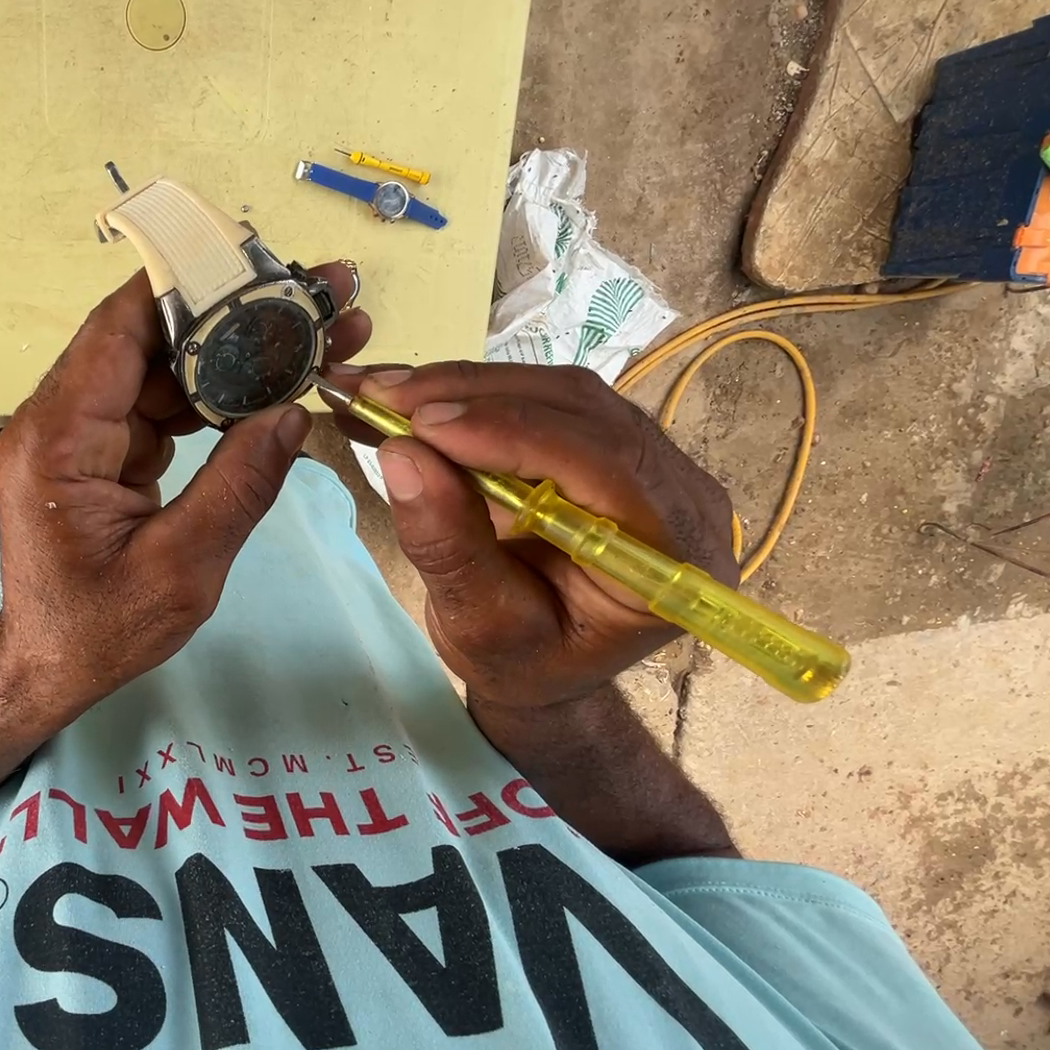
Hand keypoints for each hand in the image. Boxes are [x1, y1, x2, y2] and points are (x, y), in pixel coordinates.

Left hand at [0, 264, 370, 705]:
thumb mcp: (181, 570)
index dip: (190, 284)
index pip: (119, 330)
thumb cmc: (99, 631)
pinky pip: (160, 406)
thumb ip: (237, 488)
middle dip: (234, 315)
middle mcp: (59, 421)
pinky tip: (270, 386)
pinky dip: (213, 397)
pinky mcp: (99, 452)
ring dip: (232, 355)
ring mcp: (79, 435)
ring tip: (315, 334)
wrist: (47, 668)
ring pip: (160, 370)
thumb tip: (292, 414)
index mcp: (59, 440)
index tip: (262, 254)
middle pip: (148, 341)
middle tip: (319, 294)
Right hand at [329, 362, 735, 710]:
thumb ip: (449, 547)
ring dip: (456, 387)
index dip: (511, 433)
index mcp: (669, 556)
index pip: (603, 464)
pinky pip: (533, 398)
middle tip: (379, 395)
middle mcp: (673, 491)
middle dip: (469, 397)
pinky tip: (402, 395)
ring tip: (376, 391)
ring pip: (551, 392)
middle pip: (577, 410)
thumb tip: (402, 456)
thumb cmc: (522, 663)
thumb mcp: (480, 625)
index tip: (421, 424)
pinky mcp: (596, 444)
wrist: (538, 661)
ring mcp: (639, 460)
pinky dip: (461, 394)